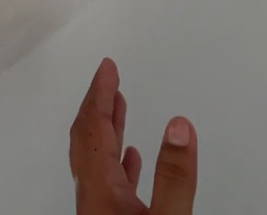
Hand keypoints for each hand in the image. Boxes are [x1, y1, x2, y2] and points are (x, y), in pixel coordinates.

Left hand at [69, 58, 197, 214]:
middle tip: (109, 78)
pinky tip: (132, 157)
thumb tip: (179, 124)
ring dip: (108, 127)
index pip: (94, 126)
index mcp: (98, 188)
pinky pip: (108, 181)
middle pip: (87, 138)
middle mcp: (91, 196)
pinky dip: (118, 160)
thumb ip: (174, 176)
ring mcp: (99, 211)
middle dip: (98, 103)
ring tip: (119, 104)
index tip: (107, 66)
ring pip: (97, 158)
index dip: (101, 92)